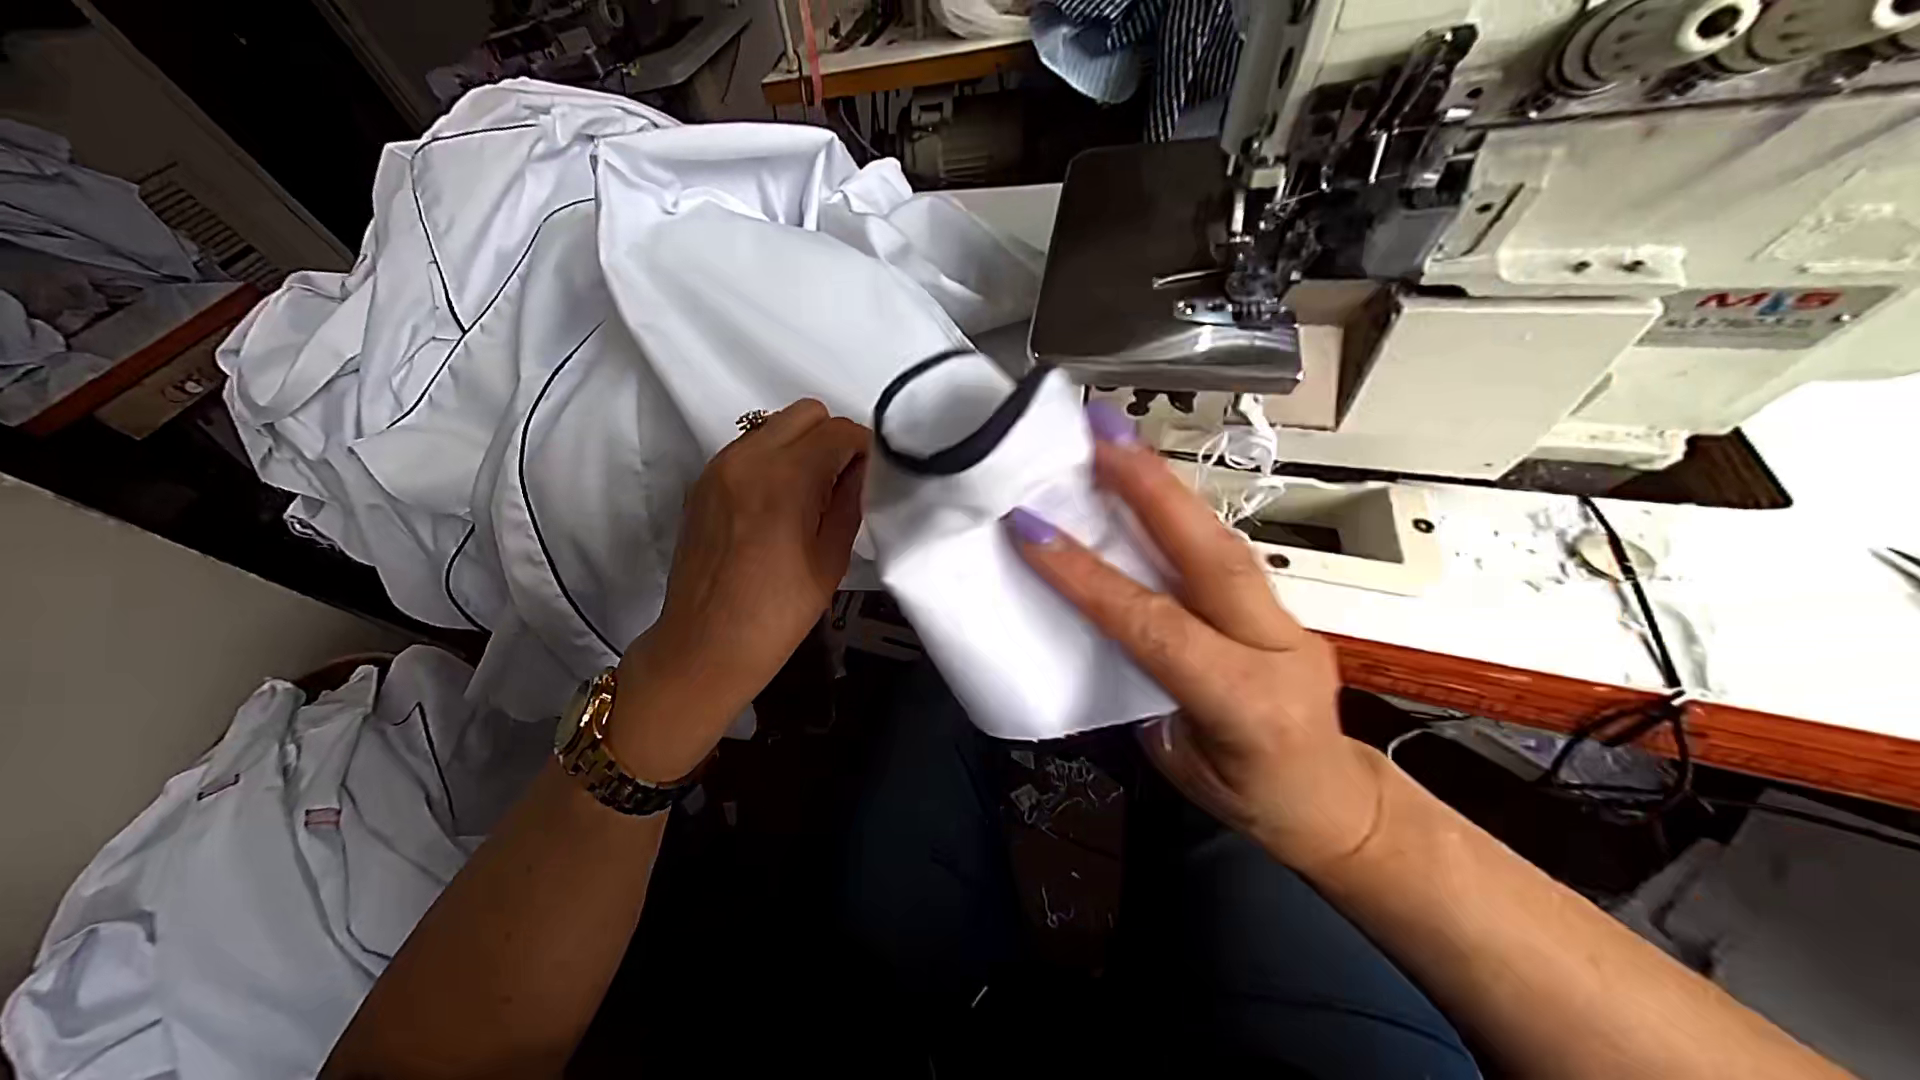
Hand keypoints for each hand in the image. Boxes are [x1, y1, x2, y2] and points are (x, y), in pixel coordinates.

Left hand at [610, 400, 868, 781]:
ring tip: (809, 493)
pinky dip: (773, 459)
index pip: (839, 431)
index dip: (864, 449)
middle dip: (833, 438)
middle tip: (842, 482)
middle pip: (806, 413)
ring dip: (802, 446)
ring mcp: (719, 467)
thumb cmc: (776, 614)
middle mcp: (747, 459)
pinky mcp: (703, 482)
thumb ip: (850, 501)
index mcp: (785, 479)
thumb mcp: (831, 558)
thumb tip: (862, 469)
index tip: (870, 477)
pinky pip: (749, 447)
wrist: (704, 646)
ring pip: (775, 425)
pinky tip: (779, 502)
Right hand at [1004, 403, 1384, 871]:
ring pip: (1222, 539)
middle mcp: (1274, 648)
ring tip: (1120, 443)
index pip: (1154, 624)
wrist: (1334, 801)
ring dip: (1165, 486)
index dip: (1088, 575)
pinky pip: (1225, 550)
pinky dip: (1182, 513)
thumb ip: (1142, 687)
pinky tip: (1150, 487)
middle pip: (1210, 554)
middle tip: (1102, 434)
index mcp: (1243, 701)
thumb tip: (1102, 621)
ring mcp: (1287, 620)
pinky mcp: (1282, 604)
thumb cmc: (1253, 798)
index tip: (1033, 530)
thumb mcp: (1177, 763)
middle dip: (1150, 487)